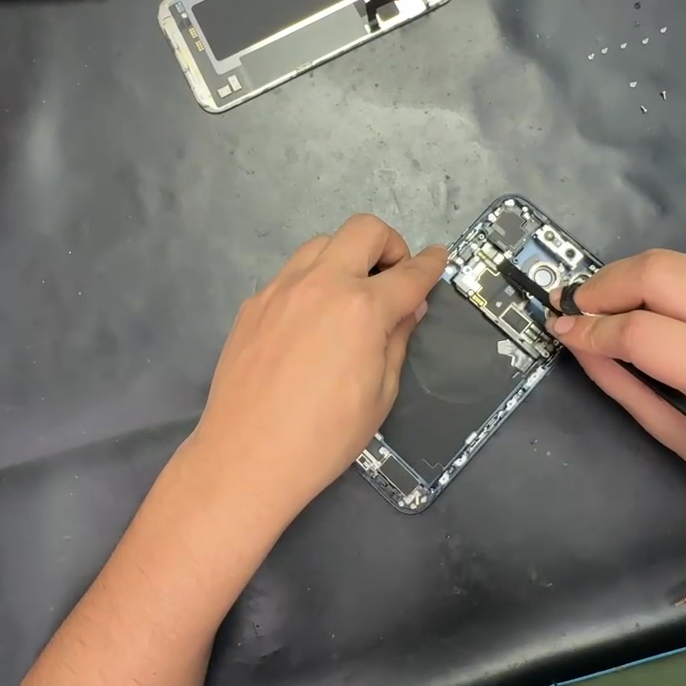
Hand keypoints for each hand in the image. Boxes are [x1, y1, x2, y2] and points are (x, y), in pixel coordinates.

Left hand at [184, 215, 446, 523]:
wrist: (247, 455)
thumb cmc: (325, 437)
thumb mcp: (380, 395)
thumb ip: (396, 341)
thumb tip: (407, 309)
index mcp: (362, 309)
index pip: (409, 274)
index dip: (431, 264)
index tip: (438, 257)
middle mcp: (321, 284)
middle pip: (363, 230)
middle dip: (389, 244)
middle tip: (392, 277)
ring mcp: (281, 289)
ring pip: (321, 243)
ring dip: (346, 257)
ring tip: (348, 295)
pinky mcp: (253, 302)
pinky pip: (290, 274)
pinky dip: (311, 283)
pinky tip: (309, 321)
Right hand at [545, 249, 685, 510]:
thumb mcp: (668, 430)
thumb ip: (616, 379)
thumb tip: (572, 336)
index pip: (642, 331)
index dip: (591, 328)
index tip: (560, 328)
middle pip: (657, 274)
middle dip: (604, 287)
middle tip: (576, 308)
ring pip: (669, 261)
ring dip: (622, 278)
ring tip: (600, 305)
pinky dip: (649, 280)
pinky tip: (639, 305)